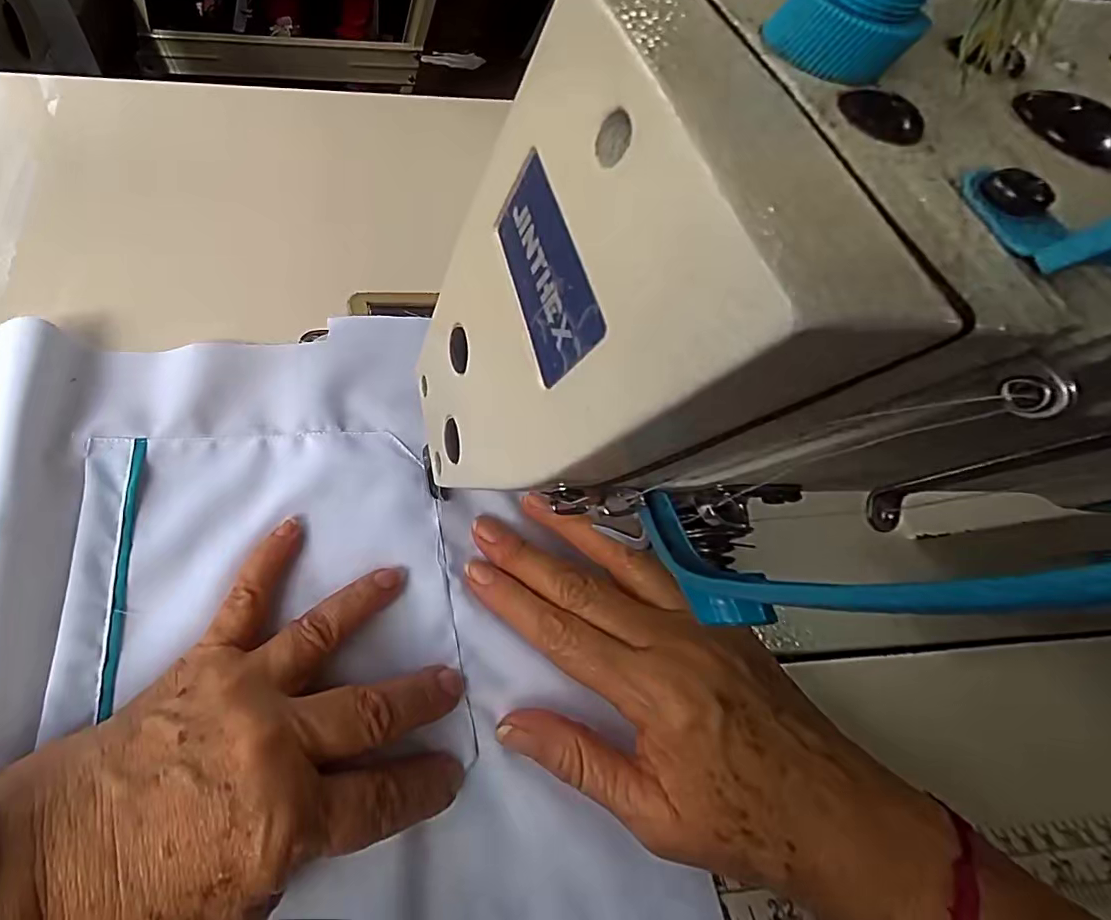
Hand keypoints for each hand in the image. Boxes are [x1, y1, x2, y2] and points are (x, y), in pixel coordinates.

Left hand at [0, 516, 466, 919]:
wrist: (71, 837)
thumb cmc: (153, 887)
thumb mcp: (247, 897)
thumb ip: (295, 848)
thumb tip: (320, 810)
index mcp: (294, 818)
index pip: (383, 800)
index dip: (423, 786)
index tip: (451, 768)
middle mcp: (276, 742)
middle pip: (365, 714)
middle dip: (416, 699)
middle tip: (449, 681)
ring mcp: (239, 688)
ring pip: (317, 639)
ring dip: (362, 605)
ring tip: (396, 578)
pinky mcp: (203, 658)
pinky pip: (241, 602)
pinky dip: (266, 561)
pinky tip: (290, 529)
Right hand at [464, 494, 1085, 919]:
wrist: (854, 827)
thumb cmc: (750, 825)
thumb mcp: (655, 817)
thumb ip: (578, 762)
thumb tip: (510, 723)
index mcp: (654, 694)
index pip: (562, 633)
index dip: (512, 599)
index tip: (476, 571)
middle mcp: (677, 648)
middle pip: (584, 589)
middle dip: (526, 555)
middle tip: (486, 527)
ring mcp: (704, 630)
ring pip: (625, 565)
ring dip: (574, 529)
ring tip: (537, 502)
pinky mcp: (724, 626)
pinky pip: (665, 573)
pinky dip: (626, 544)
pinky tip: (603, 529)